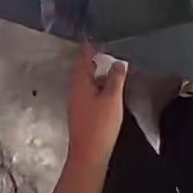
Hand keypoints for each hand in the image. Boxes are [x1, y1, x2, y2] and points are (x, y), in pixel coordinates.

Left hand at [66, 42, 127, 167]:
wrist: (89, 155)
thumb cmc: (100, 125)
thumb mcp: (112, 98)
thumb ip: (116, 78)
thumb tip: (118, 62)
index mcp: (80, 83)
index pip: (83, 58)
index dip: (90, 47)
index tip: (98, 37)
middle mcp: (74, 89)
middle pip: (83, 68)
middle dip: (94, 58)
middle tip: (108, 49)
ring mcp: (76, 101)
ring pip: (86, 80)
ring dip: (97, 71)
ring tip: (111, 65)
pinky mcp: (81, 111)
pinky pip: (88, 90)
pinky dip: (97, 83)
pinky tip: (108, 86)